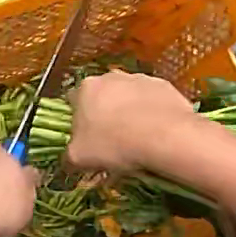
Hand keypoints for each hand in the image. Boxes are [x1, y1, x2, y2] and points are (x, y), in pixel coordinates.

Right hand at [67, 71, 200, 172]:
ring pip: (128, 96)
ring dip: (129, 112)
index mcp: (85, 89)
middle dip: (104, 114)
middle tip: (110, 140)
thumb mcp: (79, 158)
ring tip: (136, 139)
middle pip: (102, 96)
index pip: (73, 101)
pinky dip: (152, 114)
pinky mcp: (165, 86)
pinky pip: (153, 100)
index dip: (77, 120)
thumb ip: (69, 155)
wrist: (167, 137)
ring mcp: (140, 79)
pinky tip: (156, 133)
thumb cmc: (114, 144)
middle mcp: (111, 77)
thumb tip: (68, 160)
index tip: (84, 137)